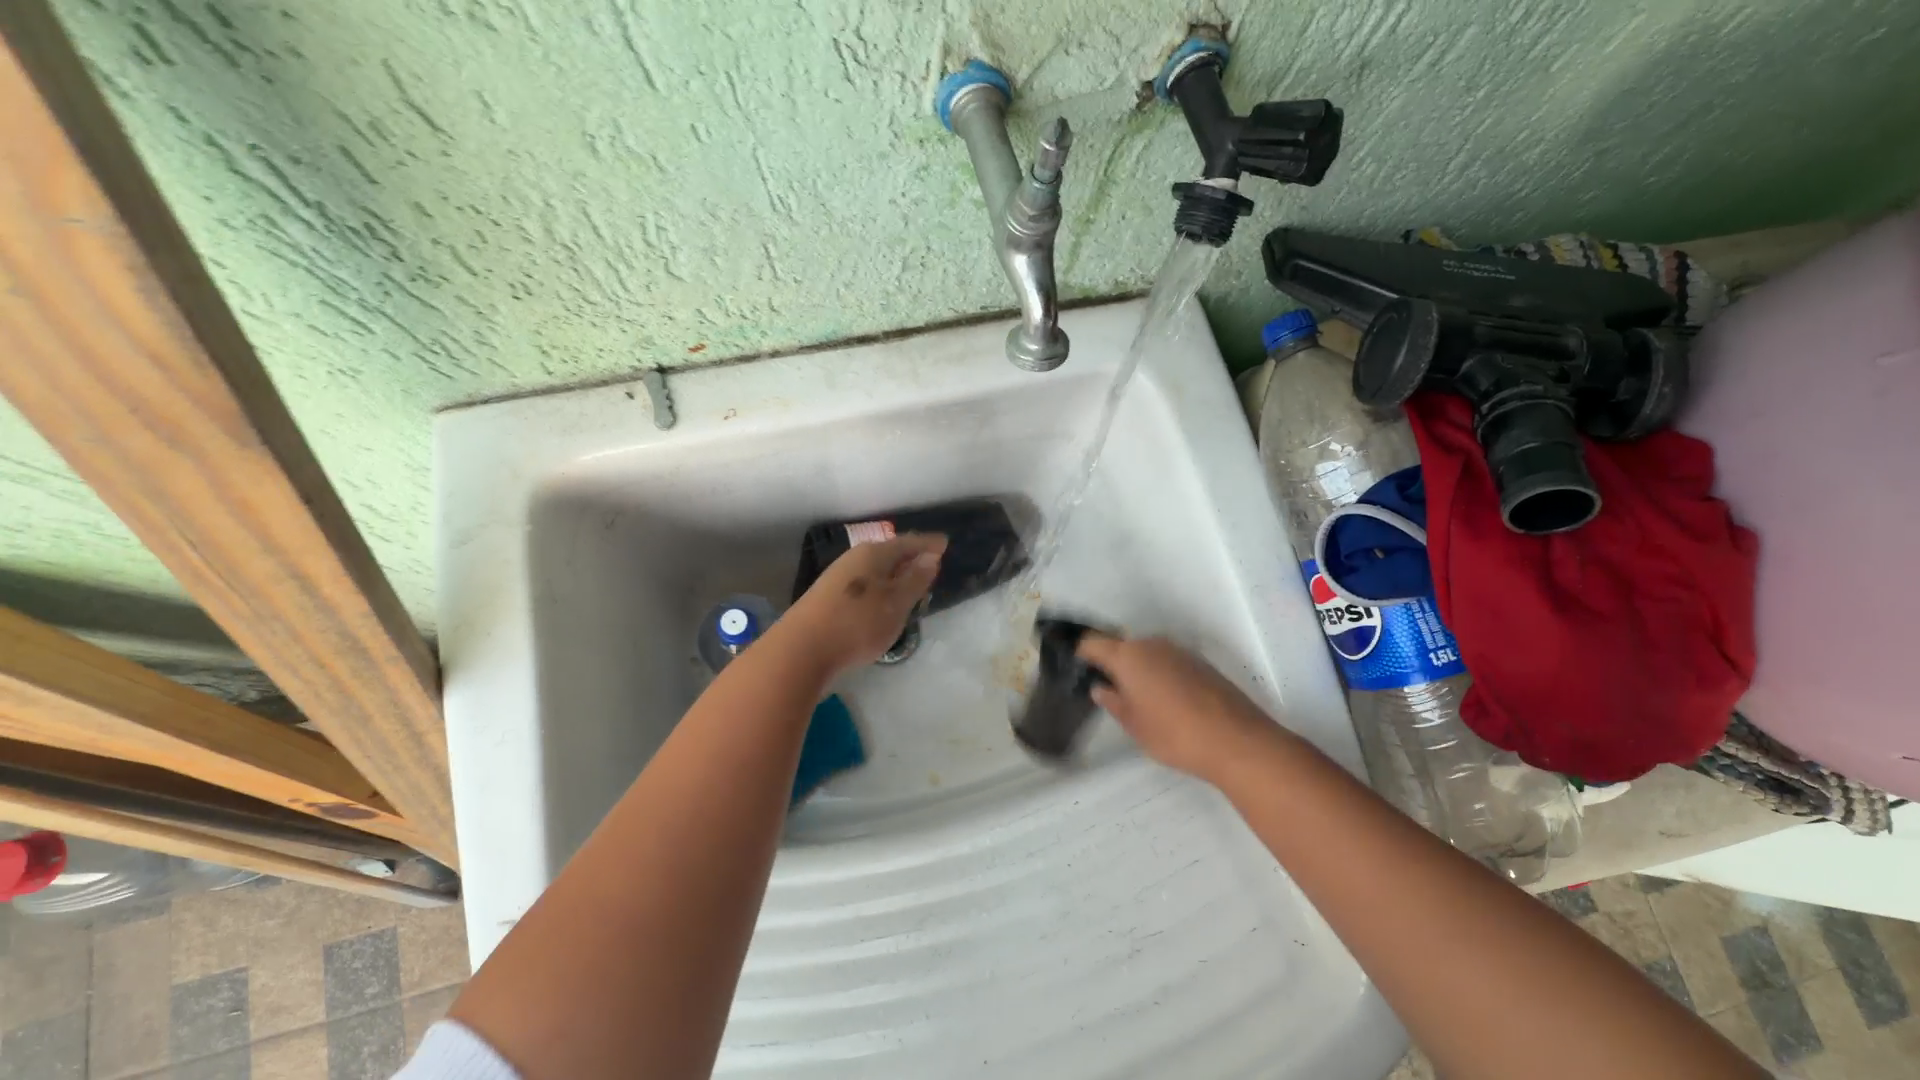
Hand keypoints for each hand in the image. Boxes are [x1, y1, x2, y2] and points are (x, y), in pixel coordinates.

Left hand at [779, 533, 946, 676]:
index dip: (928, 544)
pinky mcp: (829, 598)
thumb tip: (930, 557)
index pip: (908, 542)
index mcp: (874, 554)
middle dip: (910, 557)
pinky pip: (864, 584)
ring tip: (911, 584)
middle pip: (889, 553)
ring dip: (894, 575)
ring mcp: (838, 578)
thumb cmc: (857, 624)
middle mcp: (854, 559)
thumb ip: (915, 579)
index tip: (944, 544)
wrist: (802, 650)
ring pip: (875, 570)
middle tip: (931, 563)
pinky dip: (880, 588)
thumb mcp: (896, 603)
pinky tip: (882, 602)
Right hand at [1077, 633, 1282, 782]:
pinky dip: (1161, 676)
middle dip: (1112, 664)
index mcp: (1129, 656)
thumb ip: (1114, 702)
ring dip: (1139, 671)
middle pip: (1123, 647)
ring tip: (1137, 701)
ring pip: (1149, 655)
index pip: (1093, 643)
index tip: (1075, 668)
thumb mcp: (1134, 725)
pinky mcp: (1202, 664)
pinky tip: (1166, 703)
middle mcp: (1153, 645)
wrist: (1236, 741)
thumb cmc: (1174, 734)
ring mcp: (1181, 652)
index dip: (1081, 653)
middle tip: (1107, 691)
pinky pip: (1170, 663)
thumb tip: (1102, 688)